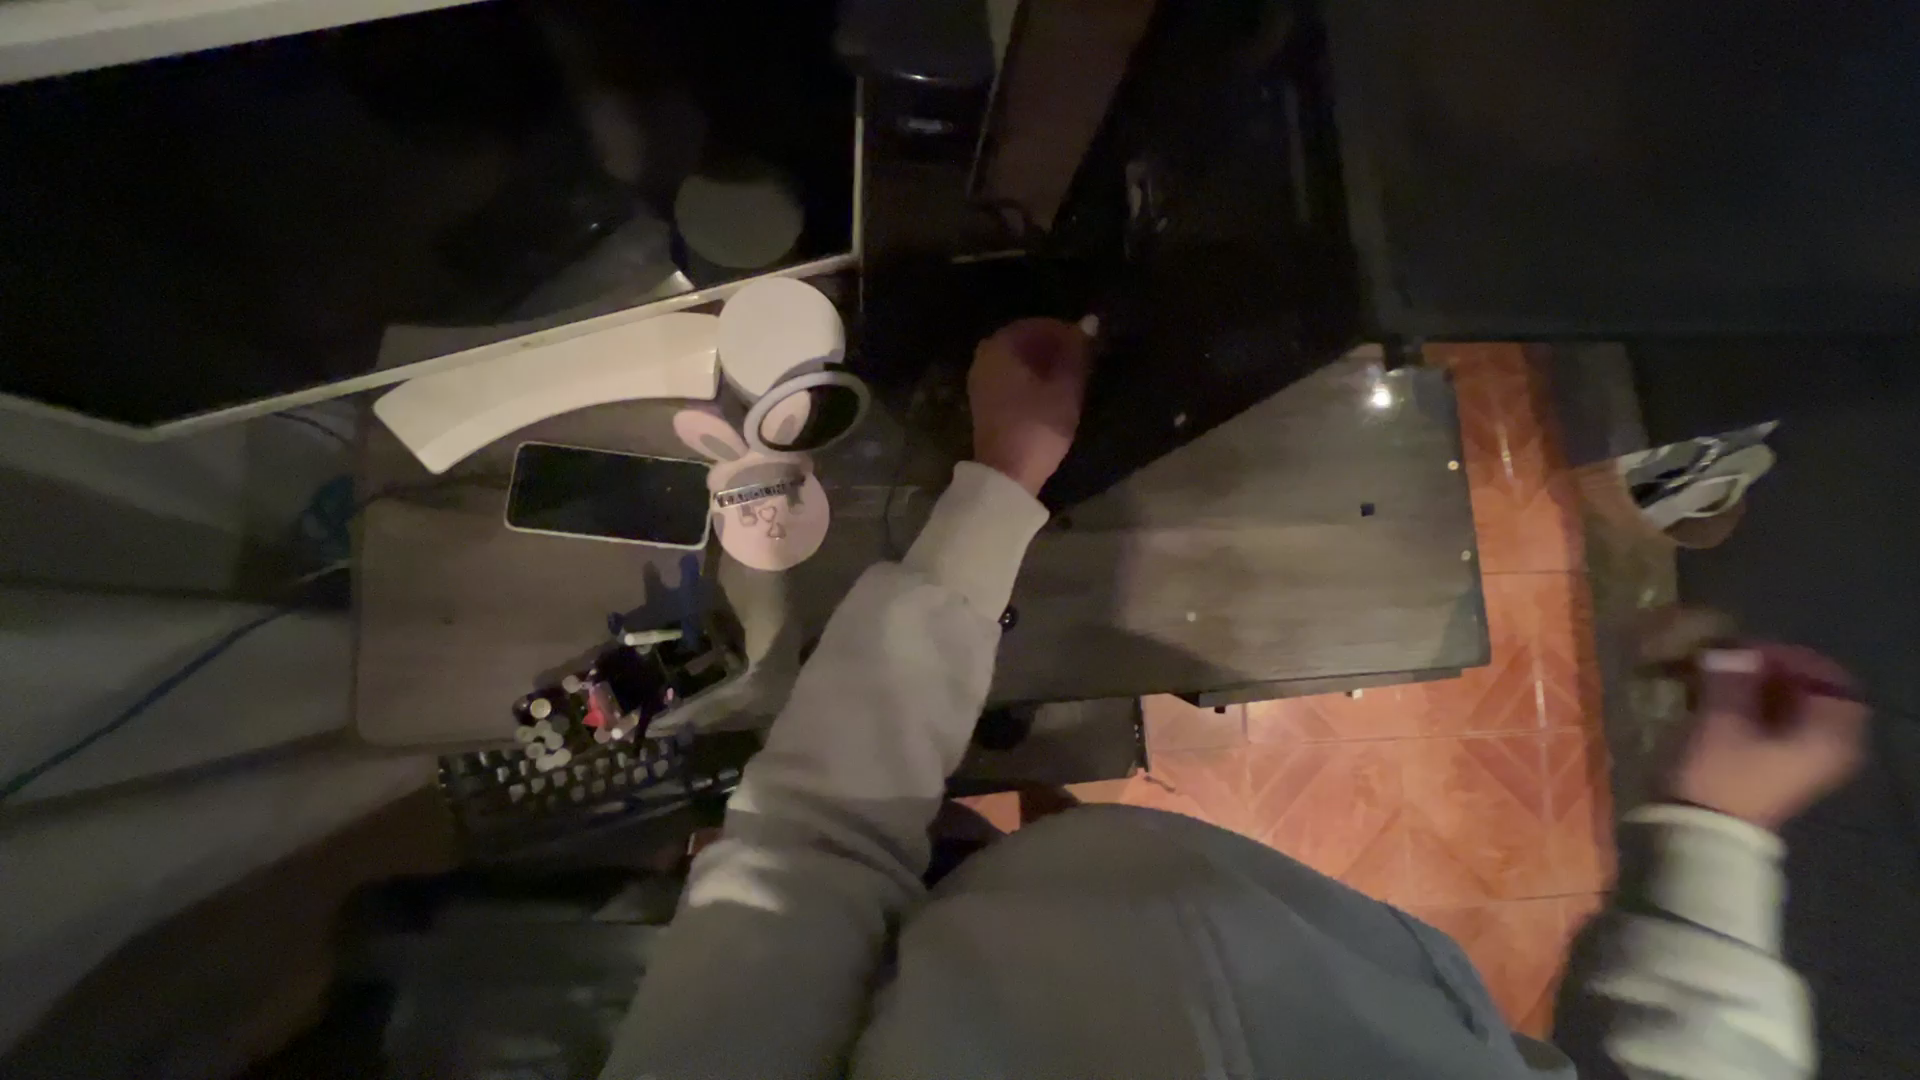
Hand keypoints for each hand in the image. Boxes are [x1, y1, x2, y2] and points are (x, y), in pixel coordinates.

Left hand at [967, 317, 1093, 496]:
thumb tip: (1089, 323)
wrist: (1007, 473)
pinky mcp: (984, 403)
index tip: (1091, 344)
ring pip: (1019, 362)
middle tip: (1085, 360)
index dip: (1067, 332)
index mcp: (1000, 346)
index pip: (1039, 325)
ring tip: (1074, 377)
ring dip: (1046, 365)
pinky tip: (1053, 392)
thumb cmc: (1038, 425)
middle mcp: (984, 357)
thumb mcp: (1066, 386)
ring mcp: (980, 381)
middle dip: (1056, 348)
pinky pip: (1012, 379)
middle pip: (1026, 342)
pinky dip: (1032, 380)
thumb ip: (1077, 352)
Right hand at [1667, 644, 1869, 829]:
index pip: (1828, 679)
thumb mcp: (1720, 720)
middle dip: (1764, 669)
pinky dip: (1745, 705)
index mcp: (1830, 733)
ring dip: (1750, 685)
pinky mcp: (1776, 764)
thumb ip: (1729, 679)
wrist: (1704, 826)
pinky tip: (1709, 700)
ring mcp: (1803, 757)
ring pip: (1787, 706)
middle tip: (1720, 657)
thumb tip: (1731, 649)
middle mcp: (1829, 744)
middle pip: (1808, 691)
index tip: (1742, 647)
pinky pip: (1771, 723)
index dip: (1788, 656)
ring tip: (1707, 675)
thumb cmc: (1718, 772)